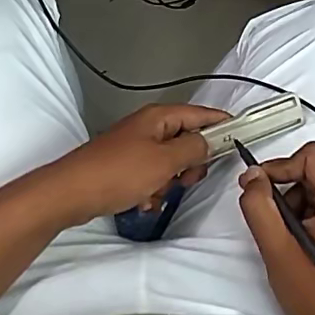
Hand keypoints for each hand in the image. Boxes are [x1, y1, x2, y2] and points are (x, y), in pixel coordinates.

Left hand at [40, 103, 227, 225]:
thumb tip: (210, 140)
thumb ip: (193, 148)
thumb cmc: (117, 173)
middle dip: (190, 163)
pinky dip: (152, 190)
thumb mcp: (164, 161)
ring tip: (155, 192)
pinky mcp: (125, 166)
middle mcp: (147, 127)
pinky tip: (142, 200)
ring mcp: (135, 146)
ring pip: (170, 163)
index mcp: (158, 117)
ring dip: (168, 181)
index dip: (222, 124)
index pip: (200, 114)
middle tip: (184, 178)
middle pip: (186, 140)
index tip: (242, 135)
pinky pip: (152, 176)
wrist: (72, 193)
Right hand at [240, 142, 314, 314]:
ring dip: (294, 205)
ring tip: (289, 241)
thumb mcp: (277, 252)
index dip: (279, 167)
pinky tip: (301, 245)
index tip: (260, 187)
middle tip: (274, 223)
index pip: (311, 157)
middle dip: (286, 191)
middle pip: (313, 170)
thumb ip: (259, 207)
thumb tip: (252, 176)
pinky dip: (305, 215)